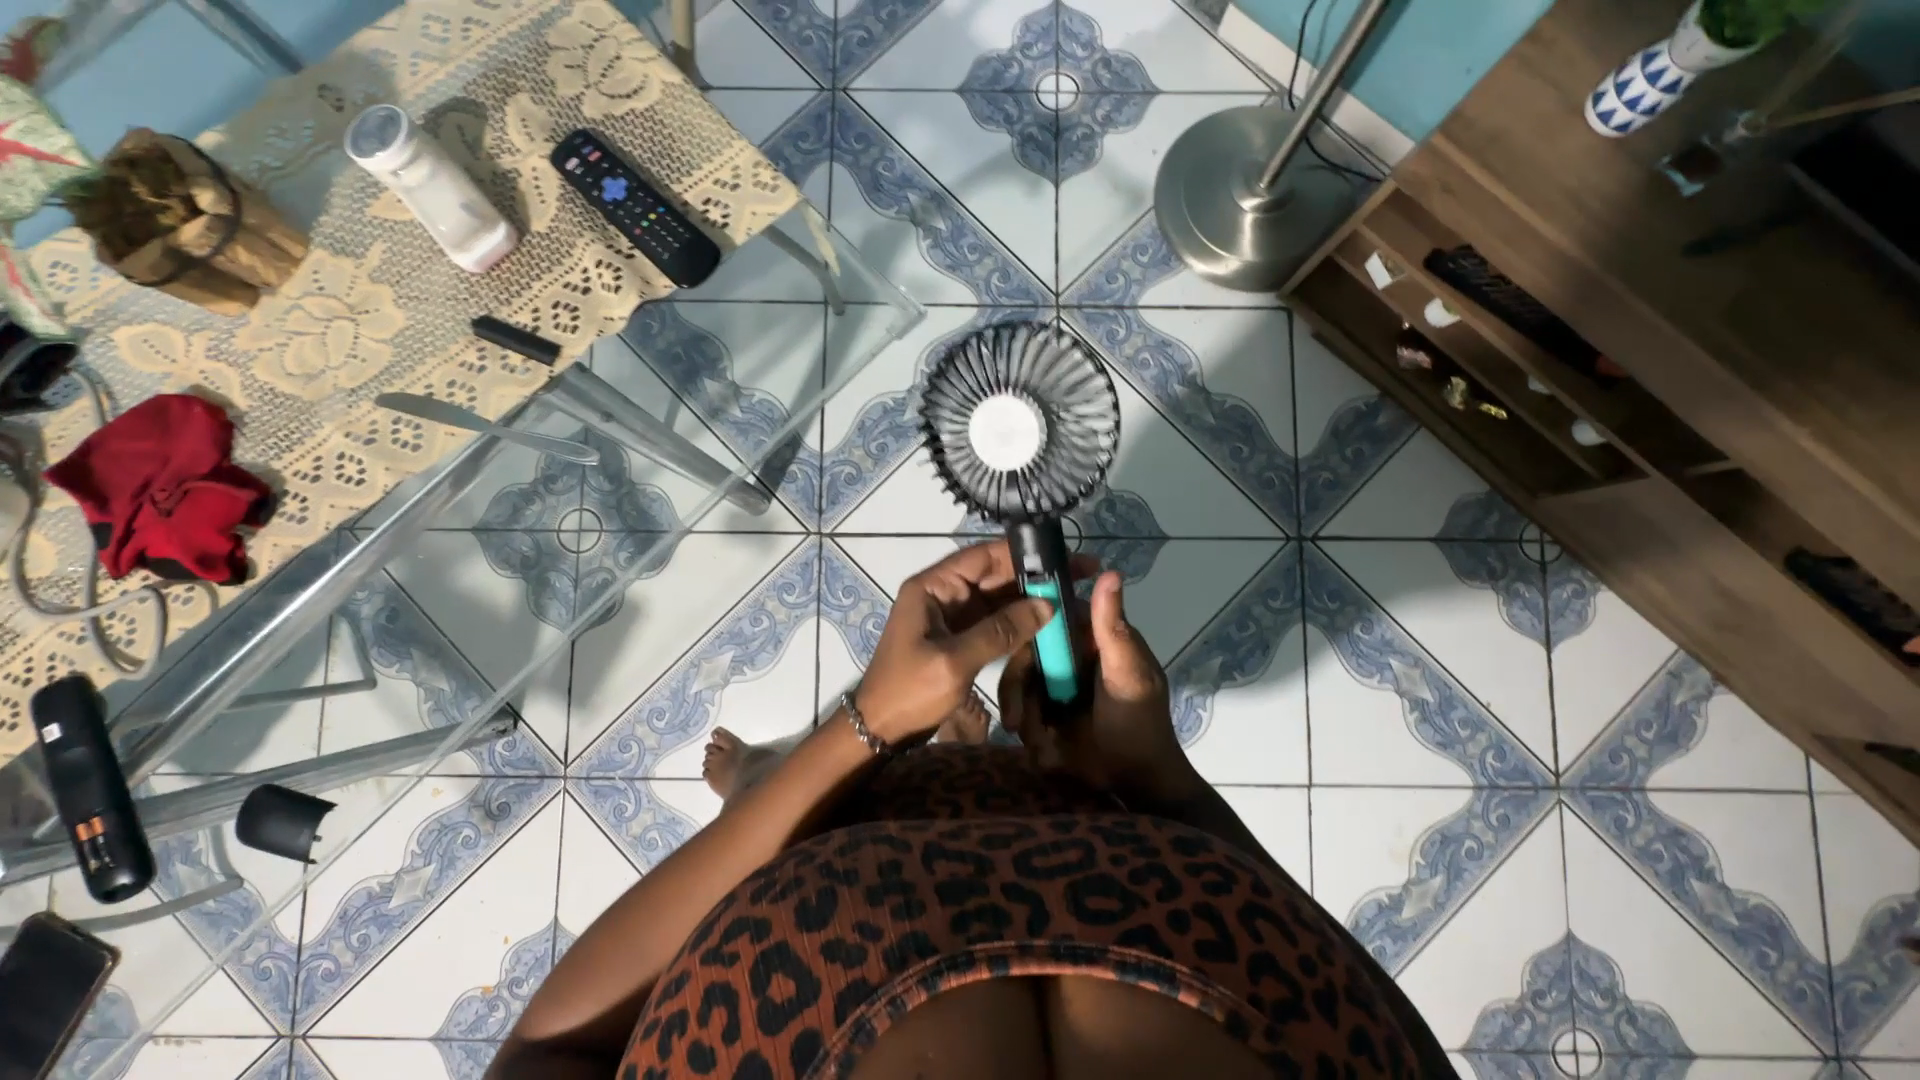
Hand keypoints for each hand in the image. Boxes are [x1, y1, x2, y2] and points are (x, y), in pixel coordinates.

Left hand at [854, 540, 1061, 743]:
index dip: (1024, 553)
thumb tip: (1046, 605)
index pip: (983, 556)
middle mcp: (943, 594)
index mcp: (932, 587)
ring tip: (1073, 597)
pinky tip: (1049, 623)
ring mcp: (951, 617)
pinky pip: (995, 622)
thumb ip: (1000, 631)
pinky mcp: (959, 639)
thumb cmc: (909, 692)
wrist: (879, 731)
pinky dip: (1020, 622)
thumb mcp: (955, 661)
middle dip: (1035, 576)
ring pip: (999, 599)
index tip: (1063, 554)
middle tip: (1082, 575)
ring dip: (1032, 599)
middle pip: (995, 575)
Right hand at [999, 571, 1197, 802]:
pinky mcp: (1045, 714)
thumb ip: (1112, 628)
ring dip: (1026, 717)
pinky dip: (1031, 733)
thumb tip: (1111, 572)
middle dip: (1018, 690)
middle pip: (1024, 656)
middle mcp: (1068, 656)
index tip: (1006, 644)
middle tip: (1017, 721)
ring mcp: (1054, 686)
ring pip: (1018, 687)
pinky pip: (1021, 713)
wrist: (1137, 783)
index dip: (1024, 628)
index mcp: (1090, 637)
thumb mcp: (1128, 674)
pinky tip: (1047, 752)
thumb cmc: (1140, 724)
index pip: (1045, 618)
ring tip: (1042, 745)